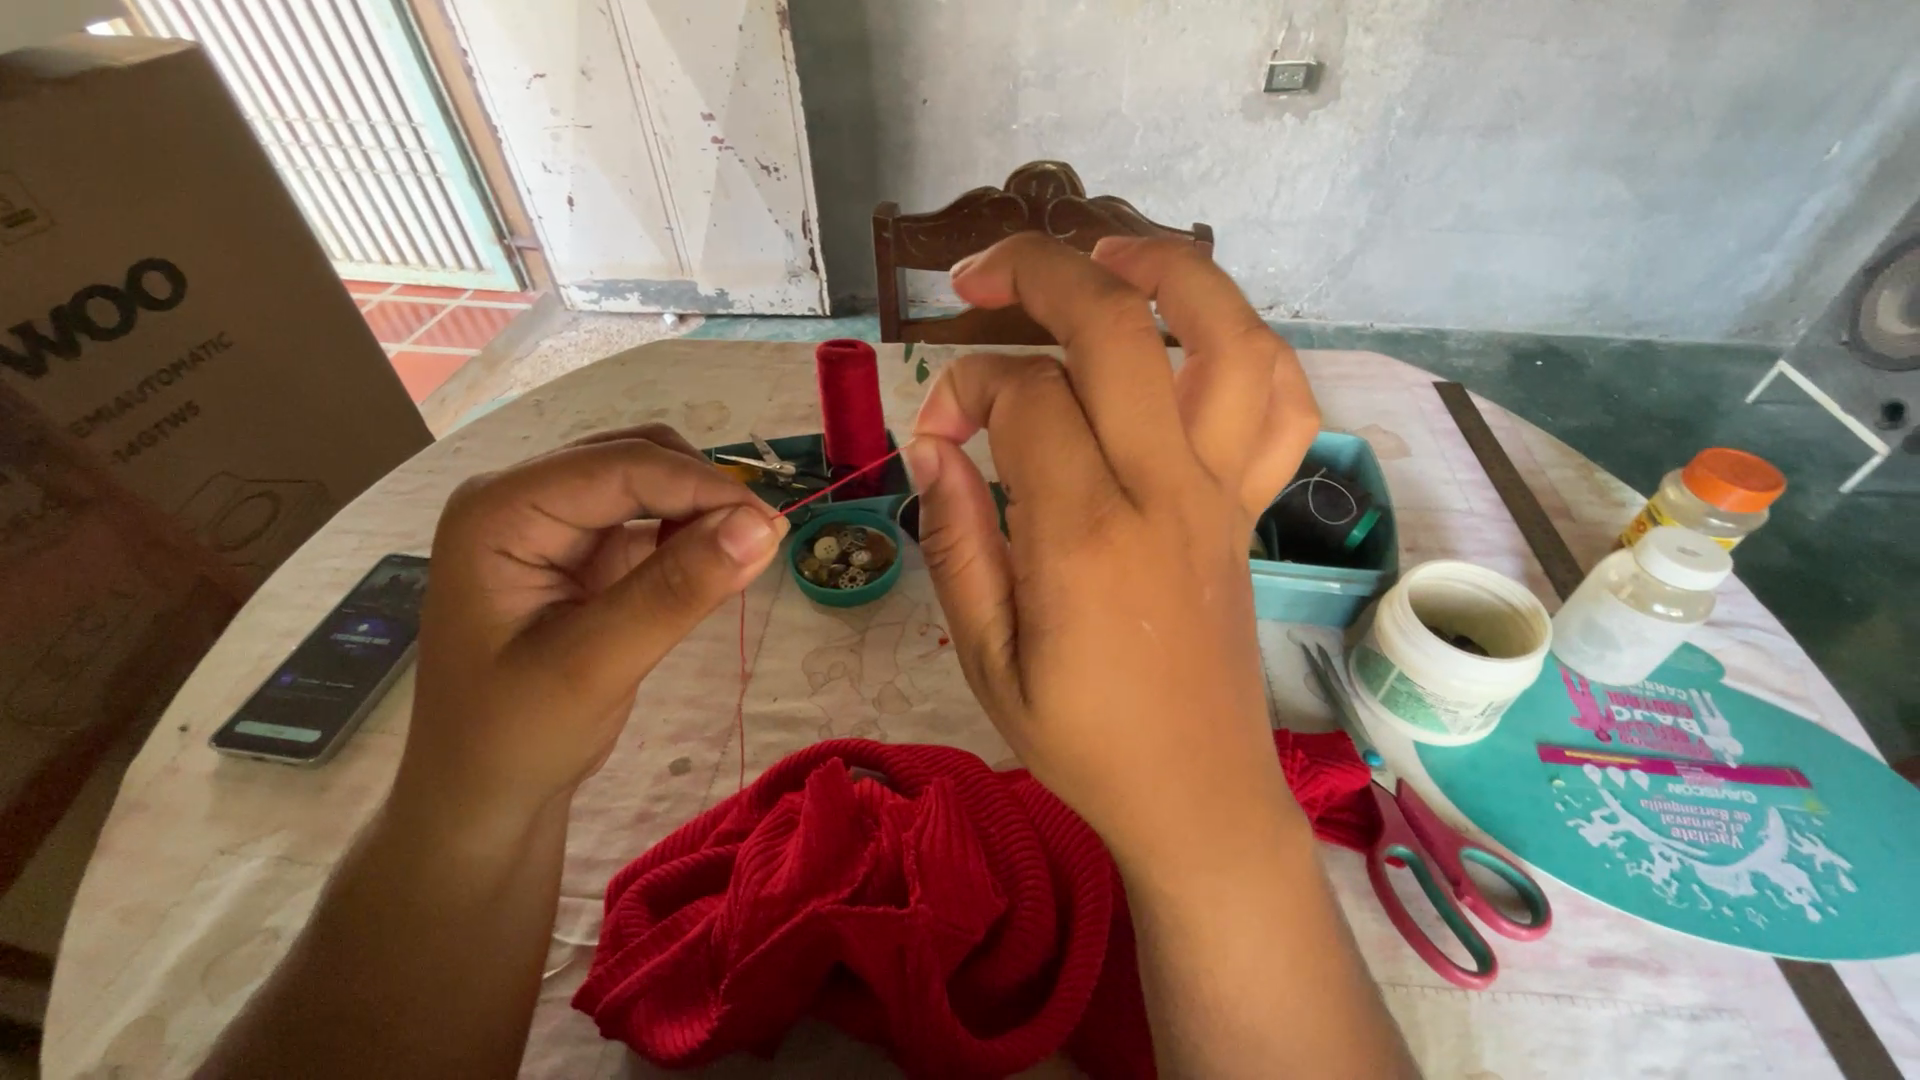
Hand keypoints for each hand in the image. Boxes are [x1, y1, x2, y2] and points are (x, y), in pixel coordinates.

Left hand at [397, 424, 786, 827]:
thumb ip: (676, 591)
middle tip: (760, 544)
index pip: (620, 466)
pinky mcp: (581, 551)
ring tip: (739, 557)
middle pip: (634, 457)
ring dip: (699, 508)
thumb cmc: (516, 735)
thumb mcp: (596, 665)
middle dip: (702, 491)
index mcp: (500, 511)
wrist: (483, 791)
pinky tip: (711, 566)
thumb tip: (763, 527)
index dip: (702, 486)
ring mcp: (551, 523)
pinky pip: (648, 517)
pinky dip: (689, 533)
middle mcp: (521, 498)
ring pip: (647, 480)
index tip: (771, 528)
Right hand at [905, 234, 1319, 864]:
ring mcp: (1224, 494)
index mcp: (1084, 533)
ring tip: (1106, 252)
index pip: (1021, 394)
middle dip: (1039, 268)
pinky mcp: (1250, 510)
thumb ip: (956, 541)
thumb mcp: (985, 657)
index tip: (934, 438)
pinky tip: (1198, 336)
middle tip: (978, 274)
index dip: (961, 390)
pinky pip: (1282, 404)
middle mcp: (1165, 490)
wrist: (1196, 795)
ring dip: (1168, 268)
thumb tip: (933, 447)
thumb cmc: (1080, 738)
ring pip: (1228, 336)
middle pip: (1116, 324)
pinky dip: (1250, 346)